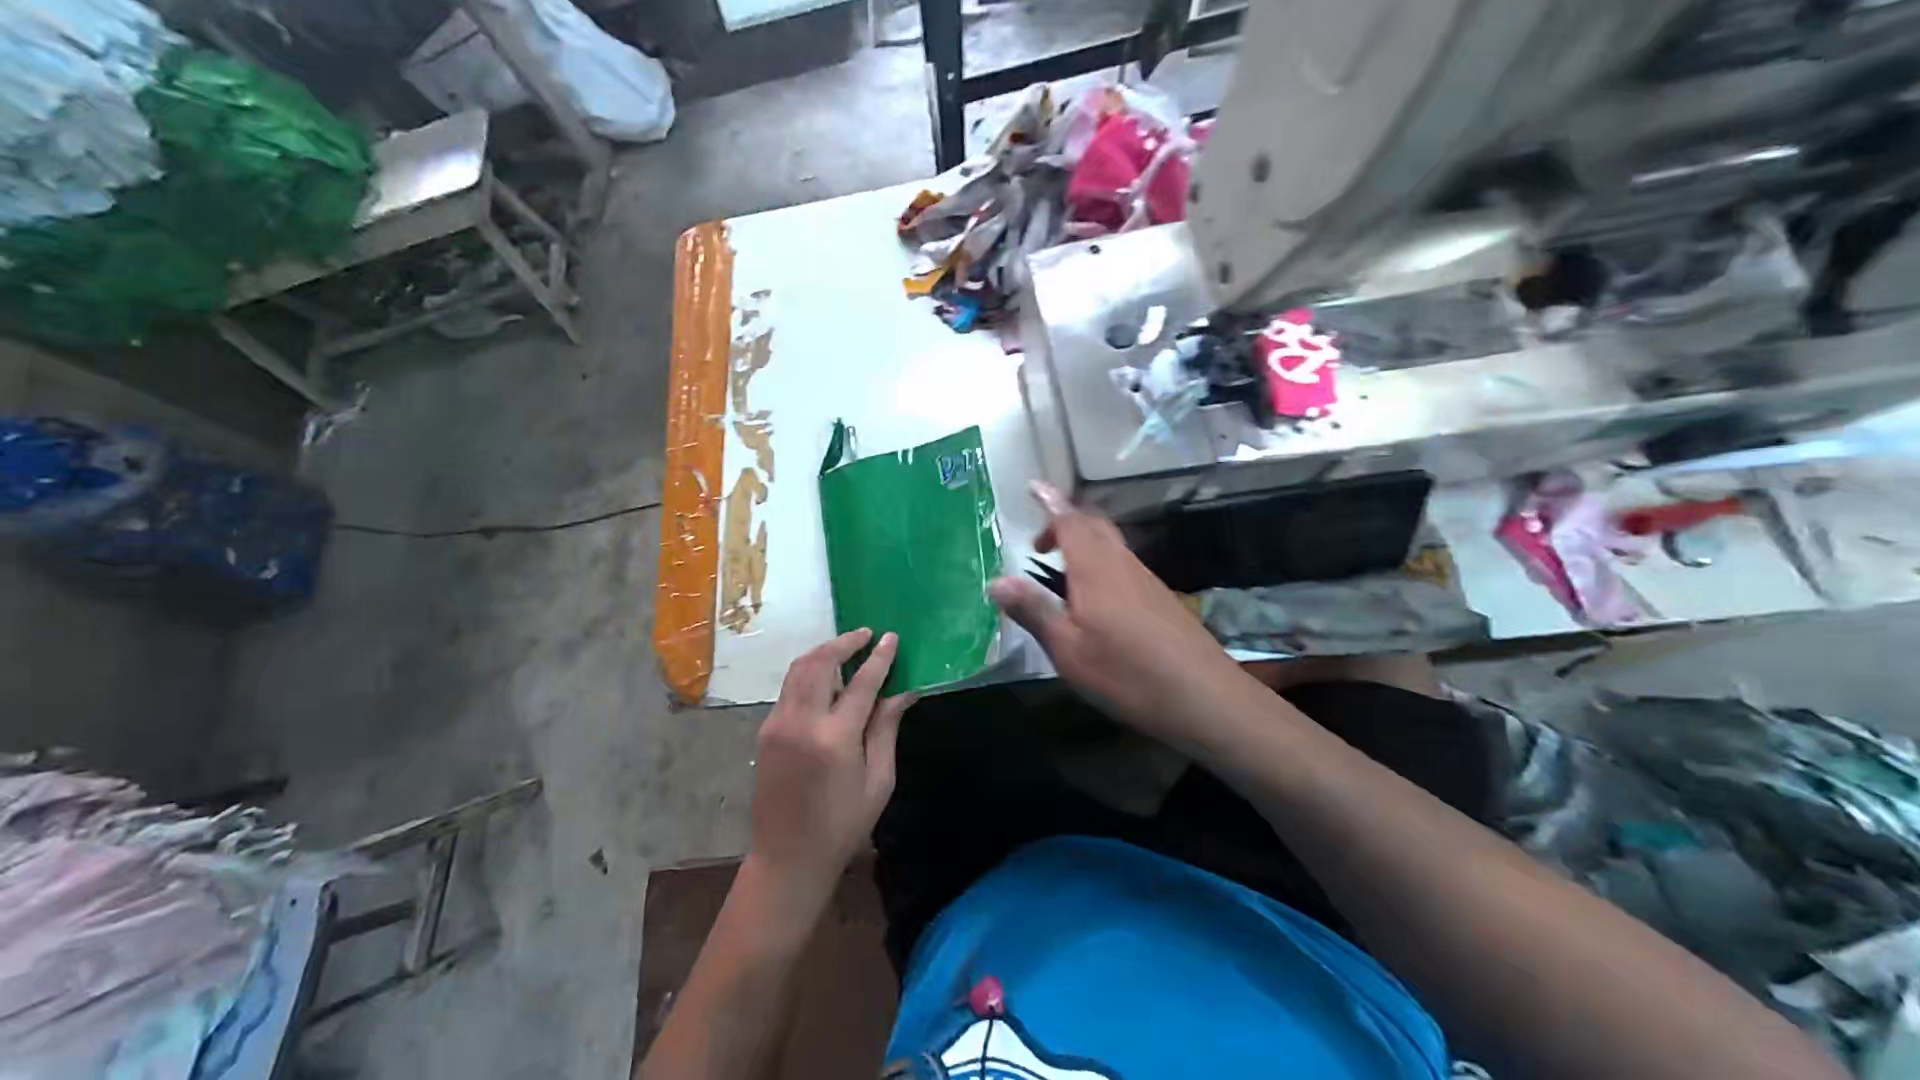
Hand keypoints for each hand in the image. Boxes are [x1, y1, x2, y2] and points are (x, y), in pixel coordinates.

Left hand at [747, 628, 915, 901]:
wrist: (788, 857)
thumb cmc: (843, 825)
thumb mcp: (878, 780)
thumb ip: (886, 729)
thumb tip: (904, 691)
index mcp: (834, 738)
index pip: (861, 682)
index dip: (879, 656)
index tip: (891, 637)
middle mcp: (801, 722)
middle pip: (820, 662)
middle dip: (844, 642)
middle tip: (866, 634)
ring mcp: (777, 724)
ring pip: (798, 669)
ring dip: (823, 652)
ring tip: (847, 647)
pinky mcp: (765, 731)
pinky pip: (788, 688)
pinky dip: (807, 672)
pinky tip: (825, 676)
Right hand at [987, 482, 1246, 740]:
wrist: (1204, 697)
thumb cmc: (1126, 673)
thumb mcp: (1068, 650)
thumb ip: (1033, 611)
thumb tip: (996, 581)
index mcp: (1095, 569)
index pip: (1070, 521)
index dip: (1050, 503)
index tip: (1034, 488)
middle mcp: (1122, 564)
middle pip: (1094, 526)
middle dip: (1065, 522)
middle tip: (1040, 544)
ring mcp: (1146, 581)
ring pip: (1112, 546)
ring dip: (1084, 545)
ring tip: (1061, 570)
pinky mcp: (1161, 599)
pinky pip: (1124, 565)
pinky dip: (1101, 564)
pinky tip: (1097, 599)